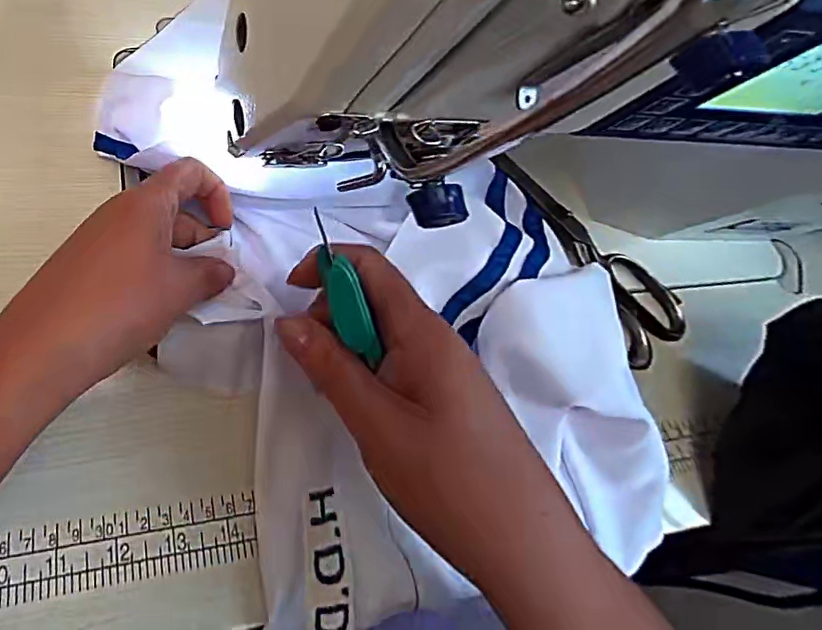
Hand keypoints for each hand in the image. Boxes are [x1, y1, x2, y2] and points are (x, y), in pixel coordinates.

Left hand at [0, 158, 235, 398]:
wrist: (45, 344)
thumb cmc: (112, 306)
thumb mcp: (177, 290)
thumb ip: (209, 274)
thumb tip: (220, 269)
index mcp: (143, 203)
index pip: (189, 172)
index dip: (217, 193)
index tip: (225, 229)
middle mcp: (118, 212)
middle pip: (172, 208)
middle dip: (200, 239)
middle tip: (214, 278)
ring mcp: (98, 237)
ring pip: (151, 238)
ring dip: (177, 263)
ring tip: (187, 302)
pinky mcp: (86, 264)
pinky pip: (130, 259)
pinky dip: (151, 277)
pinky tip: (156, 313)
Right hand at [275, 245, 640, 621]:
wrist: (534, 556)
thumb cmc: (451, 482)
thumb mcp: (374, 422)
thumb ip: (328, 365)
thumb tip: (287, 320)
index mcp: (422, 331)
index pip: (369, 265)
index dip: (325, 264)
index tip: (291, 292)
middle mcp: (436, 339)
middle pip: (371, 297)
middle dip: (329, 315)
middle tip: (312, 365)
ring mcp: (446, 368)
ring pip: (381, 333)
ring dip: (346, 349)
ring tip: (340, 398)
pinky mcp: (449, 396)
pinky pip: (396, 362)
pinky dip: (367, 373)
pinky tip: (366, 415)